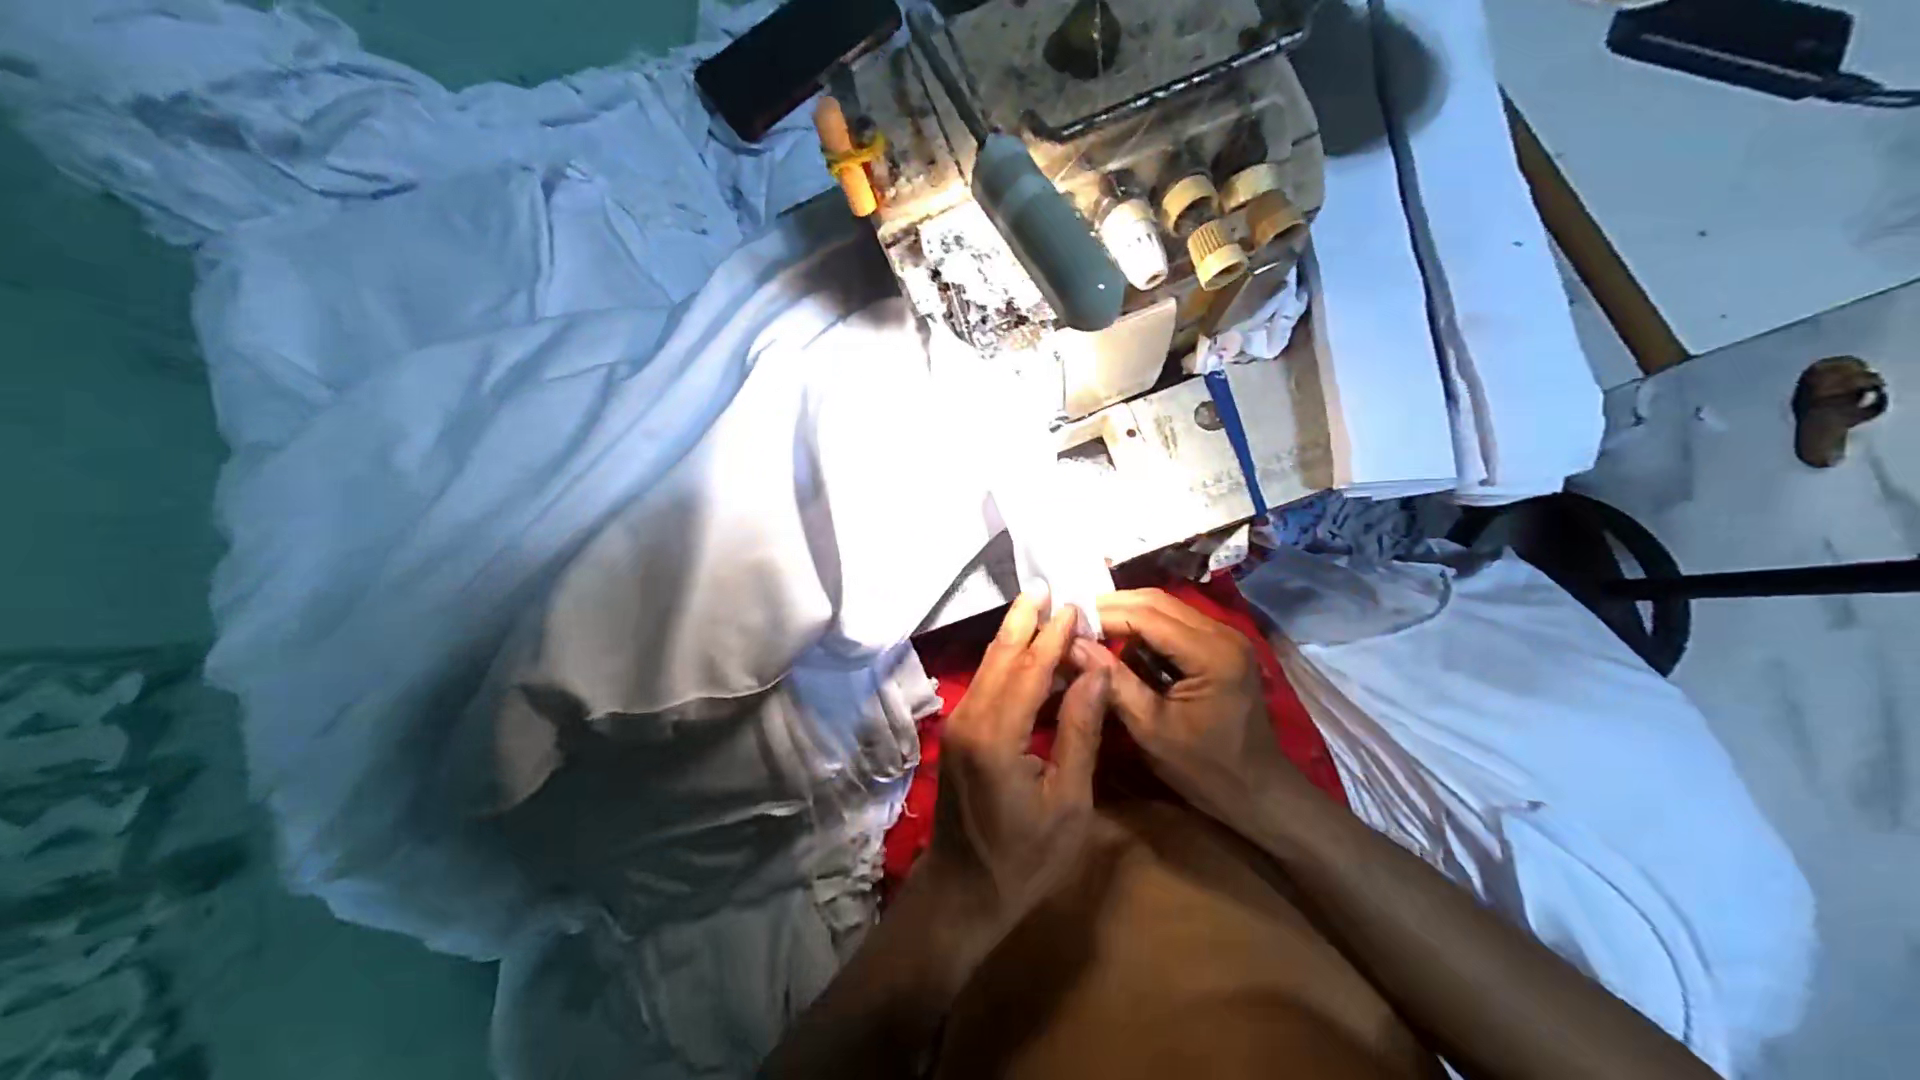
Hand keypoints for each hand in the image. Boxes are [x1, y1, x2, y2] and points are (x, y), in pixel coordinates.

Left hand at [921, 589, 1109, 951]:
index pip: (1030, 670)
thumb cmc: (1025, 858)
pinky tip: (1022, 654)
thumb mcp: (1069, 800)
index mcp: (997, 736)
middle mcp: (970, 720)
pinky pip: (983, 686)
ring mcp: (958, 726)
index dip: (1053, 637)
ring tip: (1034, 609)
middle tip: (1044, 588)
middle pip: (1000, 658)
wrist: (964, 892)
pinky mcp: (957, 734)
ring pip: (987, 668)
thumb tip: (1097, 672)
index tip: (1074, 606)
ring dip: (1012, 638)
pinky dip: (1005, 664)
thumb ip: (1080, 731)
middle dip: (1023, 622)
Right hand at [1071, 588, 1301, 830]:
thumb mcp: (1151, 729)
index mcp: (1211, 654)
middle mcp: (1222, 633)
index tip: (1065, 625)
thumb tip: (1072, 644)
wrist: (1259, 792)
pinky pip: (1175, 622)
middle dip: (1111, 608)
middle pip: (1156, 601)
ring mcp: (1225, 637)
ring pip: (1165, 607)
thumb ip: (1113, 682)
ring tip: (1089, 630)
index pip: (1146, 614)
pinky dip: (1144, 626)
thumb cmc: (1205, 769)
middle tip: (1072, 623)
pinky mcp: (1221, 646)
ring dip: (1126, 614)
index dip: (1103, 614)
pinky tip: (1119, 641)